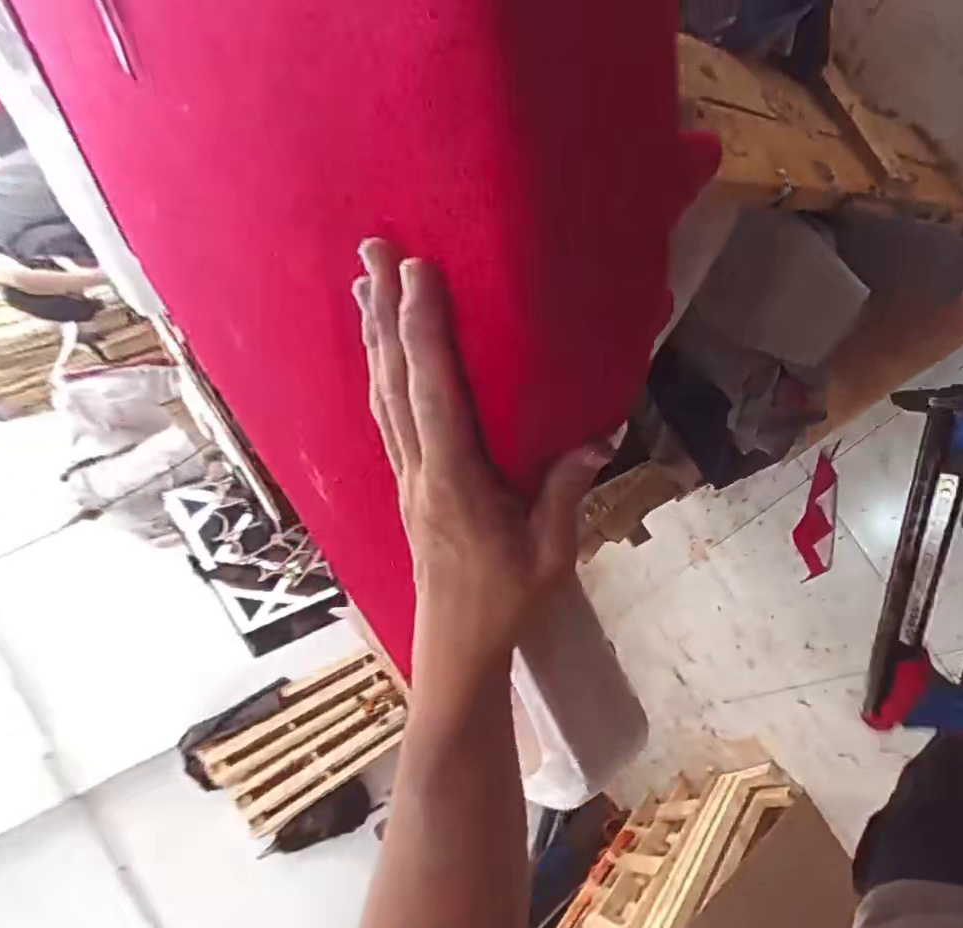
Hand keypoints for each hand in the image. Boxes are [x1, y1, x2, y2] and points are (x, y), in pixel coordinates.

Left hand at [354, 239, 608, 668]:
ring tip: (364, 286)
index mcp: (455, 482)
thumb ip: (567, 492)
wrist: (458, 643)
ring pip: (382, 396)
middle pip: (394, 381)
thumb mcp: (552, 552)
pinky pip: (387, 419)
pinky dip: (381, 376)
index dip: (424, 329)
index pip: (434, 392)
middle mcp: (420, 470)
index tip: (419, 271)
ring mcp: (407, 478)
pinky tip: (380, 357)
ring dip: (375, 337)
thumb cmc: (508, 600)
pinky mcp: (408, 487)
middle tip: (371, 250)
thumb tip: (598, 438)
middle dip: (384, 312)